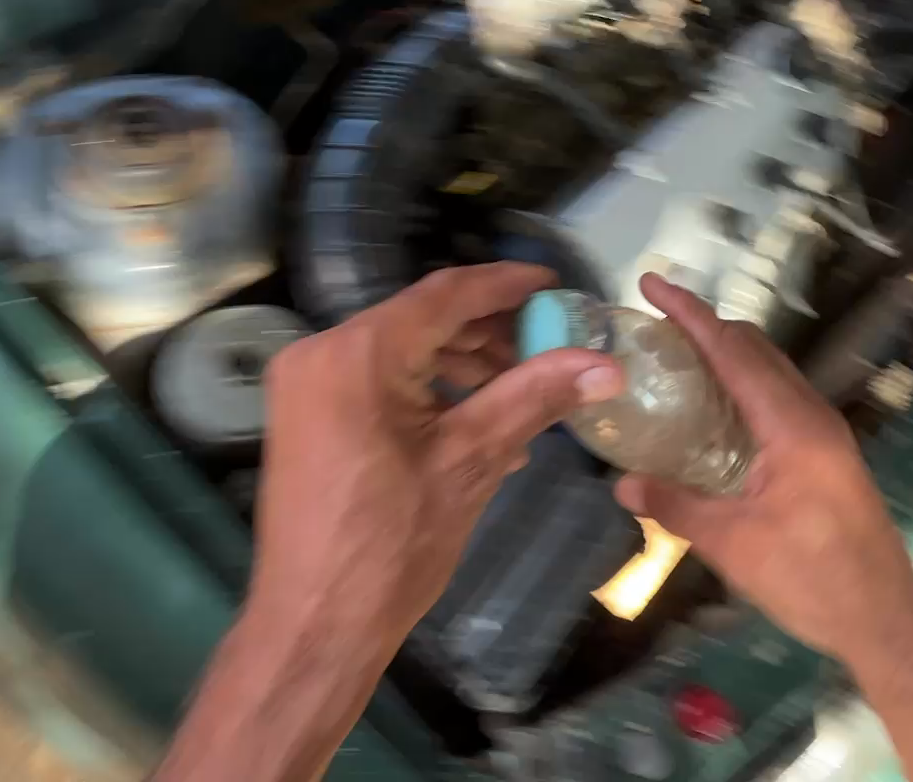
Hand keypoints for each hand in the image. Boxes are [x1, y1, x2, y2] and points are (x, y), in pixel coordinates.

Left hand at [250, 262, 623, 651]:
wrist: (313, 629)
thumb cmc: (392, 546)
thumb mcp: (471, 462)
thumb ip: (535, 397)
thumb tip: (606, 364)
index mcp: (357, 353)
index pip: (444, 295)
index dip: (504, 284)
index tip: (553, 283)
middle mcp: (321, 351)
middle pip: (421, 320)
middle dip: (490, 332)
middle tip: (549, 344)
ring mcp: (307, 382)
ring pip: (401, 350)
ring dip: (464, 364)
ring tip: (524, 388)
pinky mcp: (308, 412)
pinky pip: (379, 381)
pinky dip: (429, 390)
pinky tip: (480, 421)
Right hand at [614, 273, 912, 668]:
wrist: (888, 627)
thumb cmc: (812, 579)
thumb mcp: (733, 544)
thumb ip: (674, 506)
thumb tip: (619, 484)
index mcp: (791, 424)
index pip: (731, 350)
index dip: (688, 312)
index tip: (650, 282)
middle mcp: (811, 413)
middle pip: (753, 346)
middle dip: (704, 325)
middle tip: (653, 328)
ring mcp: (824, 431)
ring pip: (769, 367)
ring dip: (725, 352)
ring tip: (676, 360)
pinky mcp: (826, 452)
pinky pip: (777, 393)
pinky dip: (741, 381)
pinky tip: (713, 410)